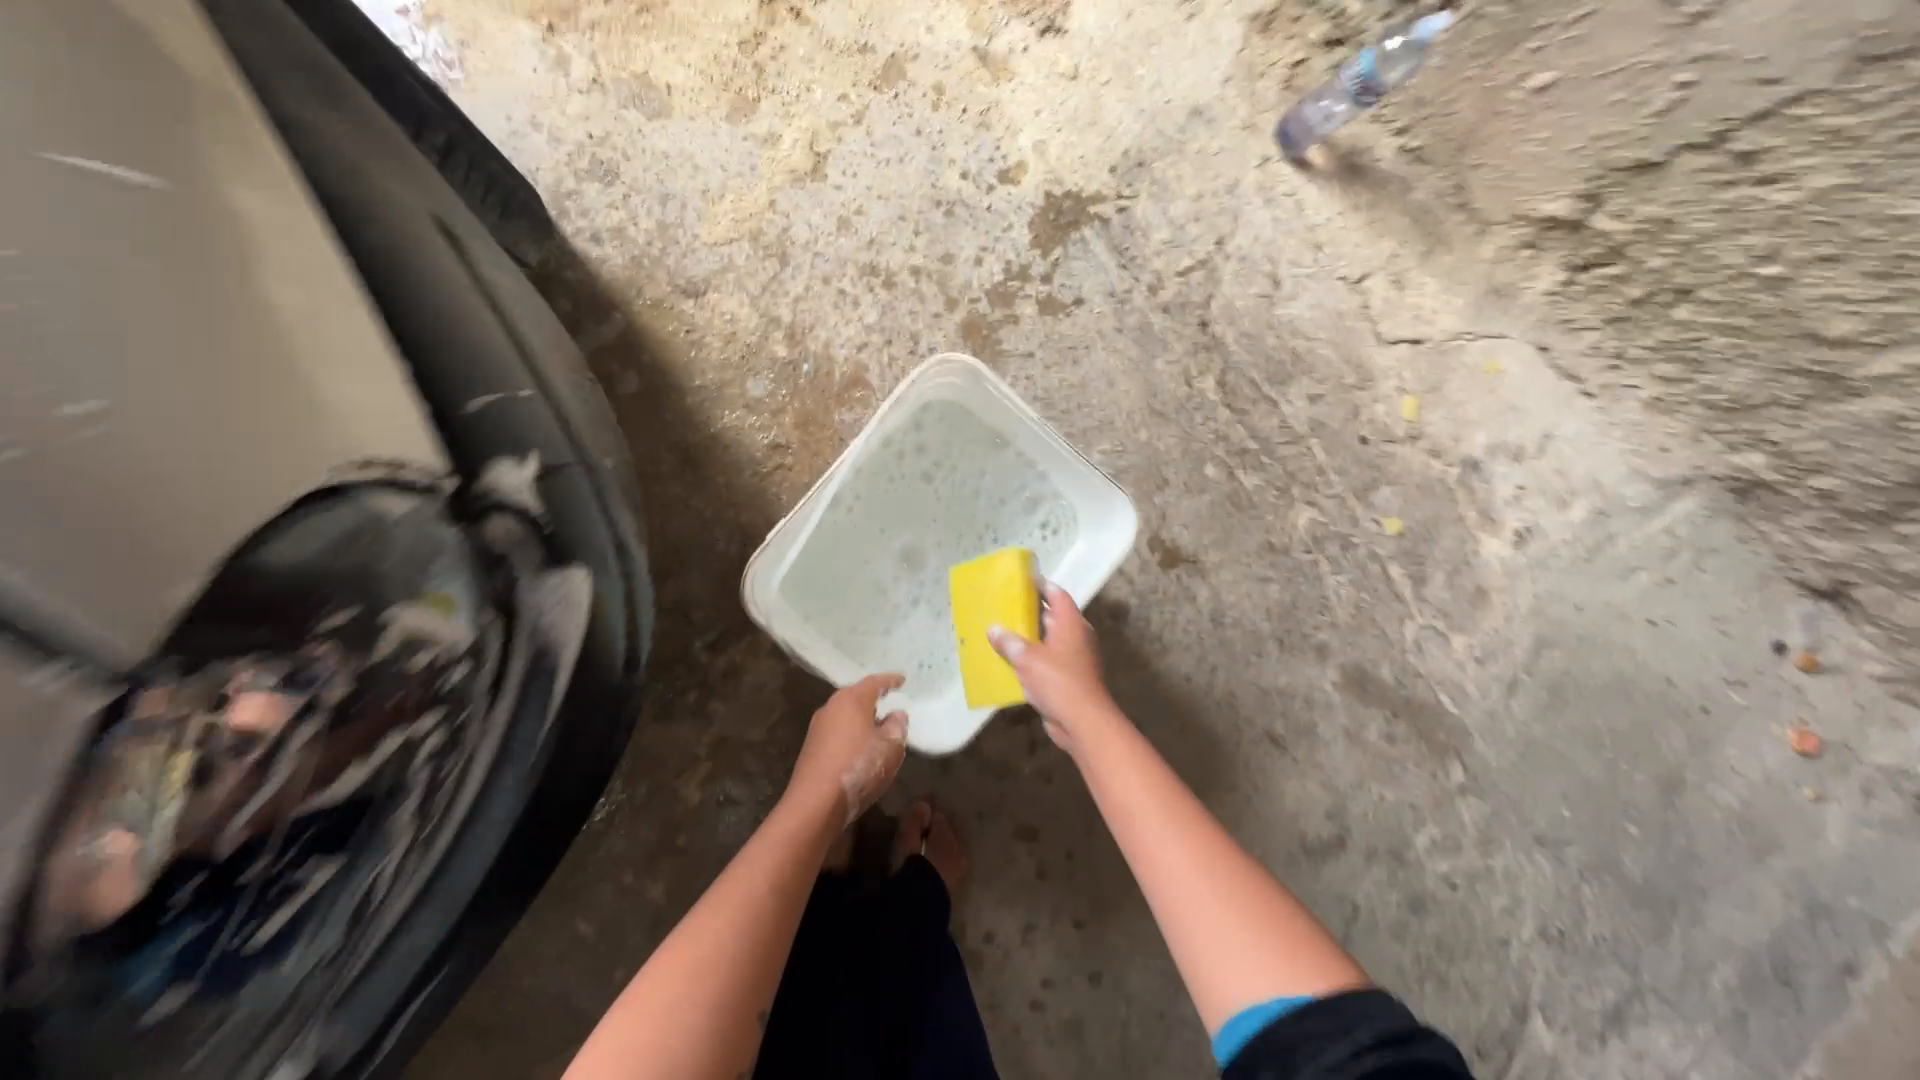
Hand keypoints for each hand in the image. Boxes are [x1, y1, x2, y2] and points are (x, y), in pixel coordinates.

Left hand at [787, 674, 908, 825]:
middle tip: (890, 702)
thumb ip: (897, 726)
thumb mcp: (891, 747)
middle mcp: (831, 707)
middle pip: (855, 696)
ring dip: (861, 718)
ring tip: (878, 727)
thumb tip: (896, 714)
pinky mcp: (811, 748)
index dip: (890, 680)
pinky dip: (851, 734)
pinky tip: (860, 747)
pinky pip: (837, 732)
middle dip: (873, 698)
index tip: (902, 680)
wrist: (815, 803)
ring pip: (845, 715)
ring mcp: (817, 728)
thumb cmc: (859, 767)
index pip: (874, 682)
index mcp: (851, 700)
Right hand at [987, 583, 1120, 753]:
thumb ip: (1009, 642)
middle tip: (1004, 607)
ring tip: (1002, 633)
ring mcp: (1075, 658)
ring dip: (1029, 638)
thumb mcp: (1027, 658)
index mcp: (1071, 623)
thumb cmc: (1057, 681)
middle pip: (1052, 617)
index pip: (1056, 594)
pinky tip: (1012, 662)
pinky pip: (1048, 661)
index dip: (1040, 585)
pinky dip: (1033, 659)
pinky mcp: (1070, 677)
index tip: (1021, 580)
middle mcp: (1076, 636)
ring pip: (1049, 641)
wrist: (1082, 721)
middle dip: (1029, 613)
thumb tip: (993, 629)